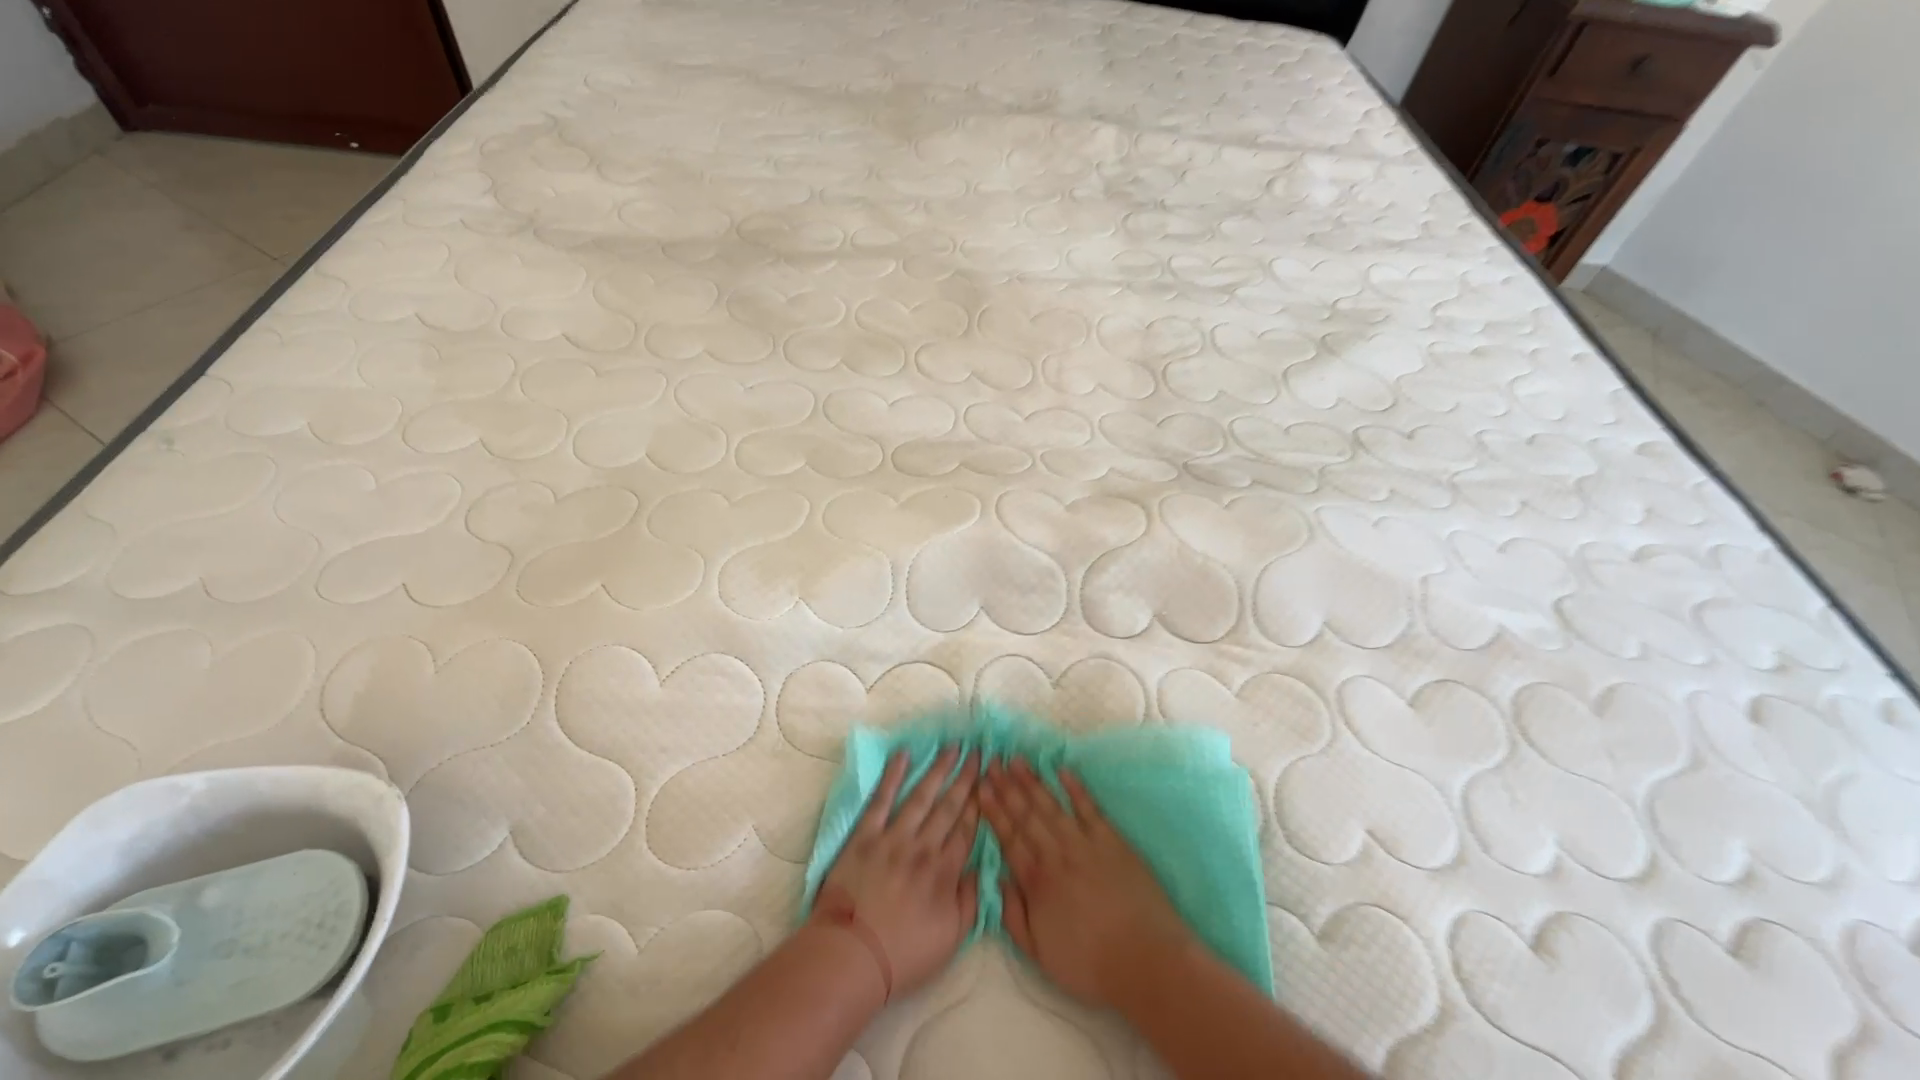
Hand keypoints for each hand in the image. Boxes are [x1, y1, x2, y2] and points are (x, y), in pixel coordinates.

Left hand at [814, 748, 980, 996]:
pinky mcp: (863, 837)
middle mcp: (923, 848)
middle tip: (979, 753)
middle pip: (949, 806)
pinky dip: (892, 776)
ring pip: (921, 796)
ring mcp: (892, 839)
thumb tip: (979, 869)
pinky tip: (903, 755)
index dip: (980, 803)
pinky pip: (880, 800)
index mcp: (946, 872)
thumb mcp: (952, 938)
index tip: (990, 780)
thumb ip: (970, 901)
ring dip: (938, 770)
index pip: (968, 829)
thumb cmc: (904, 954)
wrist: (851, 956)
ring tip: (952, 747)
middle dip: (966, 778)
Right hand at [980, 760, 1195, 1008]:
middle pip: (1027, 815)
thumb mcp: (1038, 953)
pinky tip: (1062, 771)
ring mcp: (1087, 845)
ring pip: (1053, 806)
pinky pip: (1090, 808)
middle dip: (1007, 788)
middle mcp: (1057, 855)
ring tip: (1016, 760)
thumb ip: (1013, 915)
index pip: (1008, 838)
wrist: (1146, 959)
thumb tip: (999, 879)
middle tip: (991, 762)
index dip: (993, 811)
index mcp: (1036, 882)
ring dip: (1033, 782)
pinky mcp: (1114, 842)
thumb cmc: (1089, 964)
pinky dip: (1075, 788)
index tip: (980, 787)